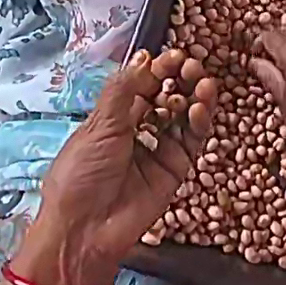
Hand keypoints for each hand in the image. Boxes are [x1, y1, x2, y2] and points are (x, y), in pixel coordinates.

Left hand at [15, 49, 216, 284]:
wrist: (85, 229)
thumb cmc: (82, 173)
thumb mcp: (98, 126)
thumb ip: (124, 91)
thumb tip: (144, 57)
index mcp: (113, 117)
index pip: (142, 85)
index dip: (157, 69)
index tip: (174, 55)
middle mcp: (138, 130)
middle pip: (166, 97)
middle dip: (179, 80)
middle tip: (192, 66)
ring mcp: (158, 149)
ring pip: (182, 116)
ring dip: (194, 97)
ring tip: (203, 81)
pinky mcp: (175, 169)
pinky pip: (191, 140)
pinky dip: (199, 122)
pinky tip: (202, 107)